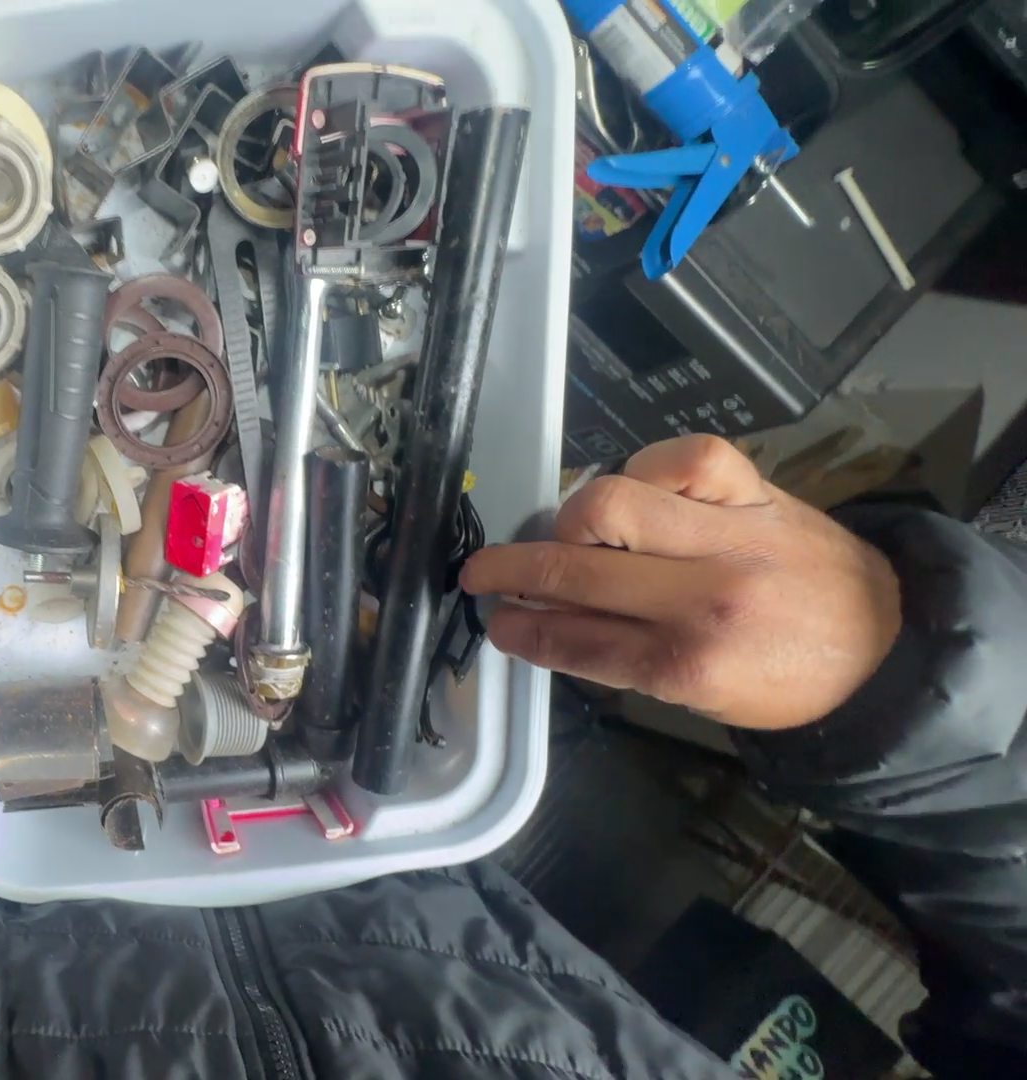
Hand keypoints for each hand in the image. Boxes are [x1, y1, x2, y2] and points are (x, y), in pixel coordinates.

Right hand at [460, 435, 901, 730]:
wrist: (893, 646)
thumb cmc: (779, 678)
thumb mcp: (690, 692)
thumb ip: (608, 654)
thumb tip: (531, 619)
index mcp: (692, 664)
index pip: (571, 640)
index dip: (517, 630)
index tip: (494, 621)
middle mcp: (709, 599)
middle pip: (574, 572)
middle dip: (509, 571)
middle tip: (484, 573)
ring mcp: (737, 538)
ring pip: (611, 502)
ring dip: (571, 522)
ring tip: (575, 537)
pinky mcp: (761, 494)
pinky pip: (684, 458)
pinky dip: (646, 469)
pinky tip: (641, 492)